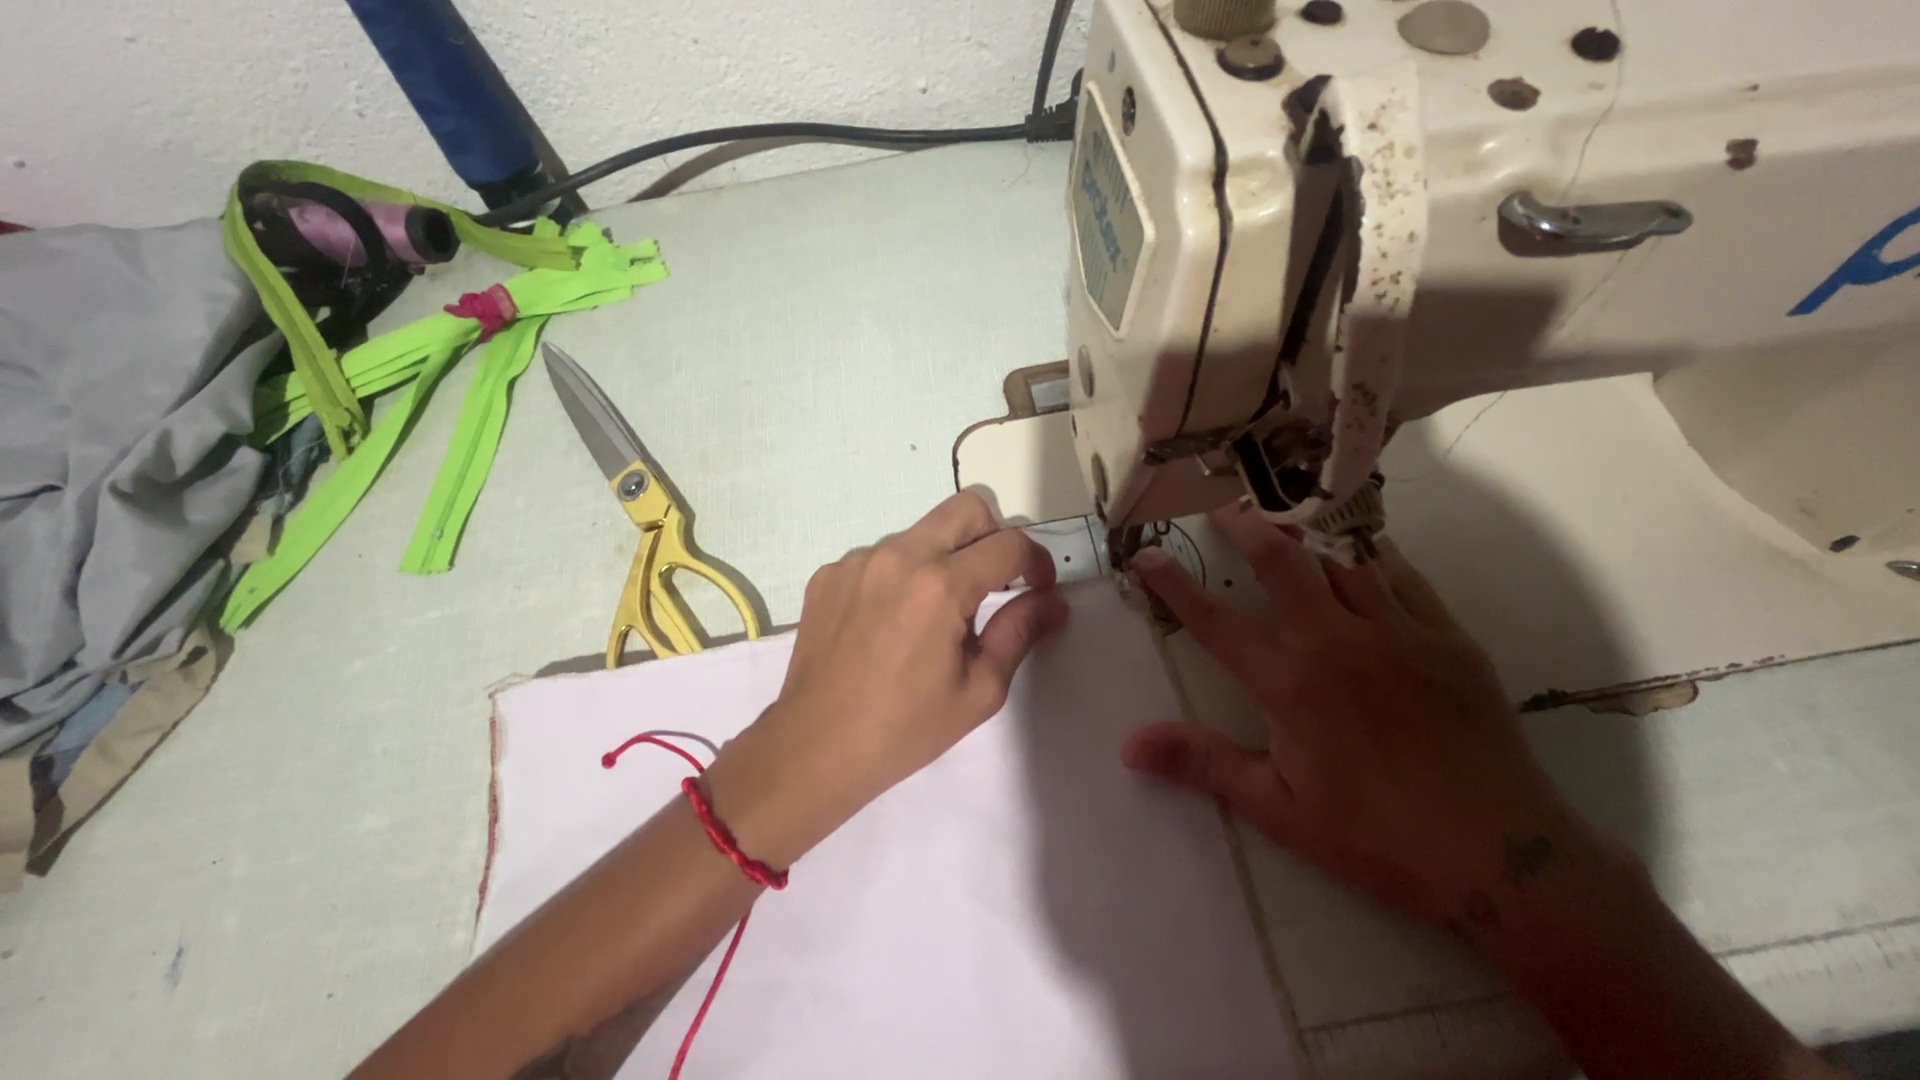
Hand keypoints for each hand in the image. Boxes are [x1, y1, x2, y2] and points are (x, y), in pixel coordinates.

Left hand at [706, 492, 1068, 866]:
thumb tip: (1053, 601)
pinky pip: (880, 556)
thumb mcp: (979, 690)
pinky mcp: (828, 574)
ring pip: (920, 533)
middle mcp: (898, 556)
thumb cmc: (905, 729)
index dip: (1037, 562)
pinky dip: (899, 577)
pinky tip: (890, 624)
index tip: (1038, 588)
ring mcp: (857, 561)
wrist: (814, 748)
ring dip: (942, 559)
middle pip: (967, 509)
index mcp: (940, 586)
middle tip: (995, 583)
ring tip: (933, 616)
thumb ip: (1020, 633)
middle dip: (994, 536)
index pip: (1009, 543)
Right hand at [1121, 503, 1598, 934]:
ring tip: (1285, 510)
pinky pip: (1404, 576)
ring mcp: (1399, 634)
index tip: (1147, 555)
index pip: (1216, 623)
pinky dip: (1373, 554)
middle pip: (1283, 563)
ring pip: (1344, 558)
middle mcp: (1338, 643)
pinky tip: (1362, 546)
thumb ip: (1205, 764)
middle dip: (1247, 527)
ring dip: (1307, 531)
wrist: (1501, 853)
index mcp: (1291, 686)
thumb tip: (1131, 745)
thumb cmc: (1376, 836)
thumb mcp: (1279, 809)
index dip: (1175, 586)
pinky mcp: (1448, 638)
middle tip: (1226, 507)